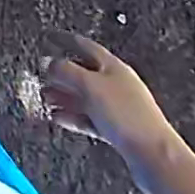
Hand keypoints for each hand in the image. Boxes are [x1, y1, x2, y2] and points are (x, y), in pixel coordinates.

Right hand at [42, 31, 180, 186]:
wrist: (153, 156)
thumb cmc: (127, 116)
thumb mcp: (90, 85)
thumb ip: (66, 71)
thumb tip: (48, 62)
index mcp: (113, 67)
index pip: (84, 46)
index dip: (65, 40)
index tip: (50, 37)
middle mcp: (116, 84)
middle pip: (83, 73)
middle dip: (60, 74)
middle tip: (41, 75)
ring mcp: (117, 108)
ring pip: (84, 97)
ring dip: (63, 97)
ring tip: (44, 98)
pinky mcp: (116, 130)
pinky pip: (89, 118)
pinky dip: (73, 116)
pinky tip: (58, 118)